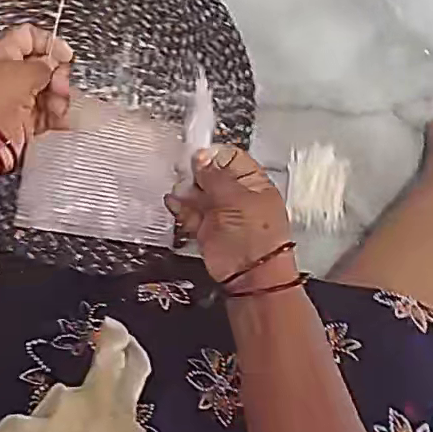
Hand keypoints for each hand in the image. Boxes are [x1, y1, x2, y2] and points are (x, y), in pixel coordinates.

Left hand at [0, 24, 73, 167]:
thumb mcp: (22, 72)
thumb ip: (44, 65)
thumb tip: (53, 66)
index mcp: (0, 53)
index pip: (28, 37)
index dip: (49, 43)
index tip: (66, 56)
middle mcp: (5, 75)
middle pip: (42, 67)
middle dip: (58, 75)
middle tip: (60, 86)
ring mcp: (13, 100)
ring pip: (47, 92)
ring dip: (59, 99)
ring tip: (58, 108)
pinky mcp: (20, 123)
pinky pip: (45, 116)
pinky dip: (56, 117)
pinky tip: (62, 121)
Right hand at [164, 145, 293, 283]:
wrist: (250, 276)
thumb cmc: (258, 239)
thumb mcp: (237, 198)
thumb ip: (215, 176)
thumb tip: (201, 158)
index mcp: (253, 183)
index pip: (230, 157)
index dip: (212, 155)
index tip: (195, 155)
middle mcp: (236, 195)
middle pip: (210, 174)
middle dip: (195, 172)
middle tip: (185, 171)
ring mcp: (220, 212)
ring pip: (197, 192)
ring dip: (186, 189)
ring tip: (180, 190)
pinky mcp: (206, 229)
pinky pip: (188, 212)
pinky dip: (180, 207)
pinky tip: (174, 202)